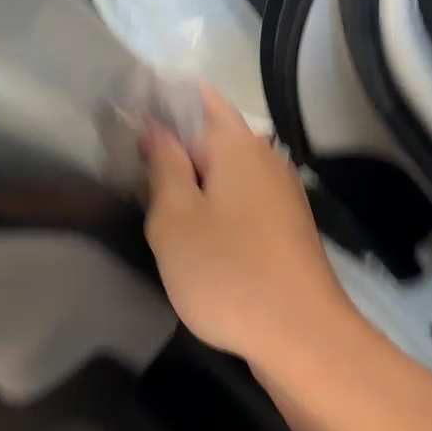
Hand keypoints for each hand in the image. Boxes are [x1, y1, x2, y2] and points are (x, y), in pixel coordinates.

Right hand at [141, 89, 357, 365]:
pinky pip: (242, 194)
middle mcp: (265, 155)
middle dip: (177, 139)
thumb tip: (159, 128)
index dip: (164, 98)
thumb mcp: (176, 220)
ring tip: (157, 193)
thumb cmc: (228, 271)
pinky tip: (197, 225)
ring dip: (196, 173)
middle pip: (214, 132)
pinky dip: (217, 199)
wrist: (301, 332)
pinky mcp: (286, 222)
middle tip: (133, 160)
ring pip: (228, 166)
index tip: (130, 110)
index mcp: (238, 143)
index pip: (198, 98)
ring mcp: (281, 189)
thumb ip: (165, 166)